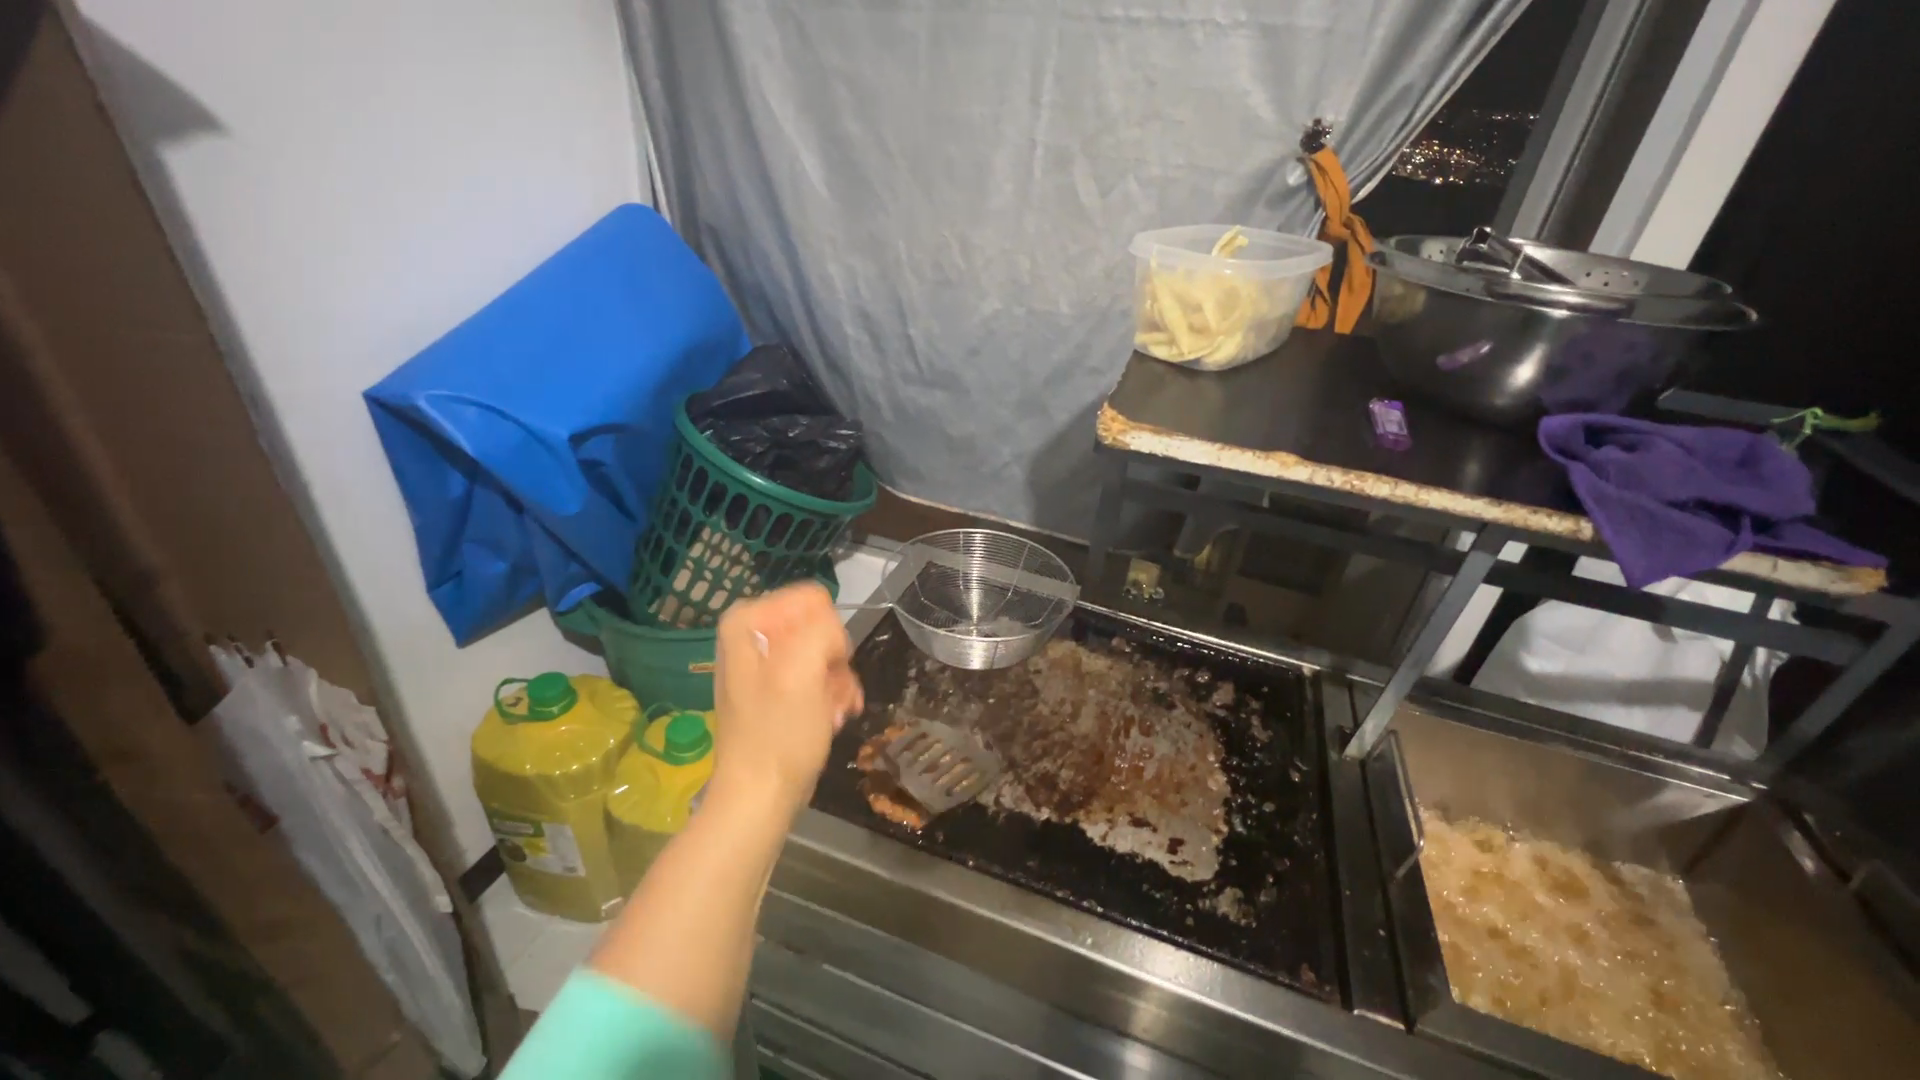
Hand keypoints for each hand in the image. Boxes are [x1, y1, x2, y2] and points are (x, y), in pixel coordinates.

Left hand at [710, 583, 863, 818]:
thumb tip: (832, 637)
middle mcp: (750, 635)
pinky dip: (829, 697)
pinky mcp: (776, 690)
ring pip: (824, 653)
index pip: (814, 601)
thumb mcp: (803, 670)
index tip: (823, 670)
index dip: (828, 636)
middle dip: (833, 663)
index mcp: (746, 620)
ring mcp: (763, 664)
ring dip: (836, 684)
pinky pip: (816, 676)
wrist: (759, 795)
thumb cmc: (779, 733)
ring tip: (832, 713)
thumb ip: (821, 630)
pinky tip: (829, 719)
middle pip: (820, 627)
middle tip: (829, 695)